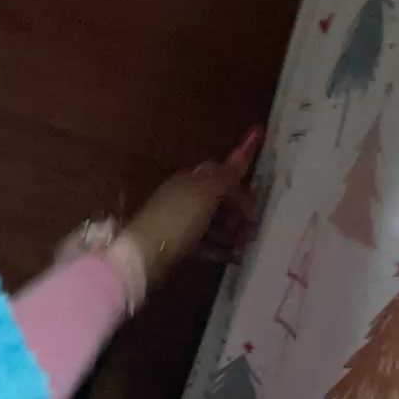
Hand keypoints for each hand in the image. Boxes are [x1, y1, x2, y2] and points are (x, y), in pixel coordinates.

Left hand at [122, 128, 259, 284]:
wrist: (145, 255)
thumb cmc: (178, 219)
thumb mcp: (207, 193)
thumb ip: (228, 173)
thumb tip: (249, 140)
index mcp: (191, 180)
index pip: (221, 175)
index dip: (240, 189)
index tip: (254, 209)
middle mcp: (185, 197)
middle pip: (218, 200)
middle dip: (237, 214)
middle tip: (249, 230)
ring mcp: (180, 222)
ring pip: (213, 223)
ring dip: (231, 234)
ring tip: (242, 248)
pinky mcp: (177, 245)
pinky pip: (204, 243)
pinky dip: (219, 249)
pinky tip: (231, 258)